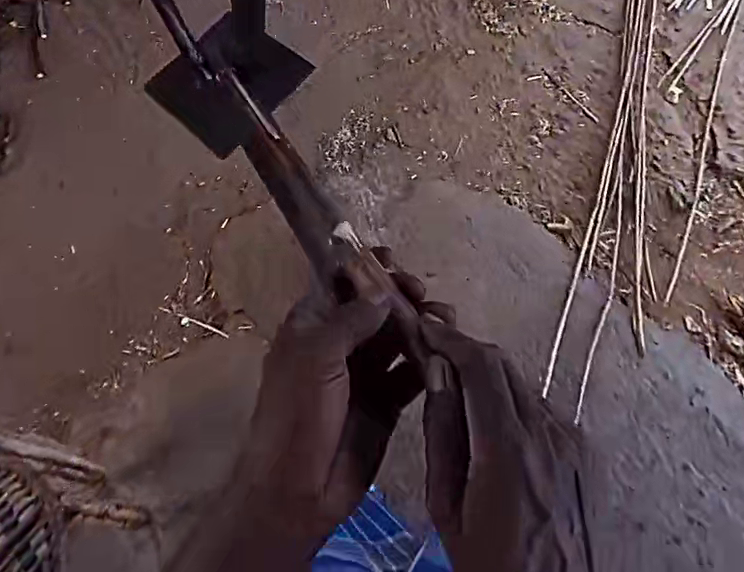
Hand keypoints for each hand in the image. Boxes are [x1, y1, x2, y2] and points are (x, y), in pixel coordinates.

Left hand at [177, 255, 438, 571]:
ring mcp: (362, 373)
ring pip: (394, 337)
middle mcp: (338, 342)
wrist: (297, 486)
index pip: (339, 283)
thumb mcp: (318, 356)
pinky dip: (425, 361)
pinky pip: (408, 374)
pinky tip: (445, 352)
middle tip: (421, 291)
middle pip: (372, 308)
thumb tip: (380, 291)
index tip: (390, 257)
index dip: (362, 268)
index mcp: (312, 323)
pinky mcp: (384, 403)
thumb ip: (350, 321)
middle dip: (396, 295)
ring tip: (444, 316)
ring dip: (417, 324)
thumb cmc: (297, 409)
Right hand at [423, 323, 590, 571]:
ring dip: (484, 371)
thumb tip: (437, 369)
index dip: (449, 337)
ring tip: (455, 385)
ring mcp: (568, 445)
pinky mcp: (579, 454)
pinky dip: (505, 396)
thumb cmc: (488, 562)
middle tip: (432, 350)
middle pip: (501, 363)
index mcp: (507, 451)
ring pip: (518, 380)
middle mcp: (545, 437)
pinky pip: (535, 405)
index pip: (480, 366)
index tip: (423, 326)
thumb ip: (441, 432)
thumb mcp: (445, 506)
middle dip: (463, 348)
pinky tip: (487, 420)